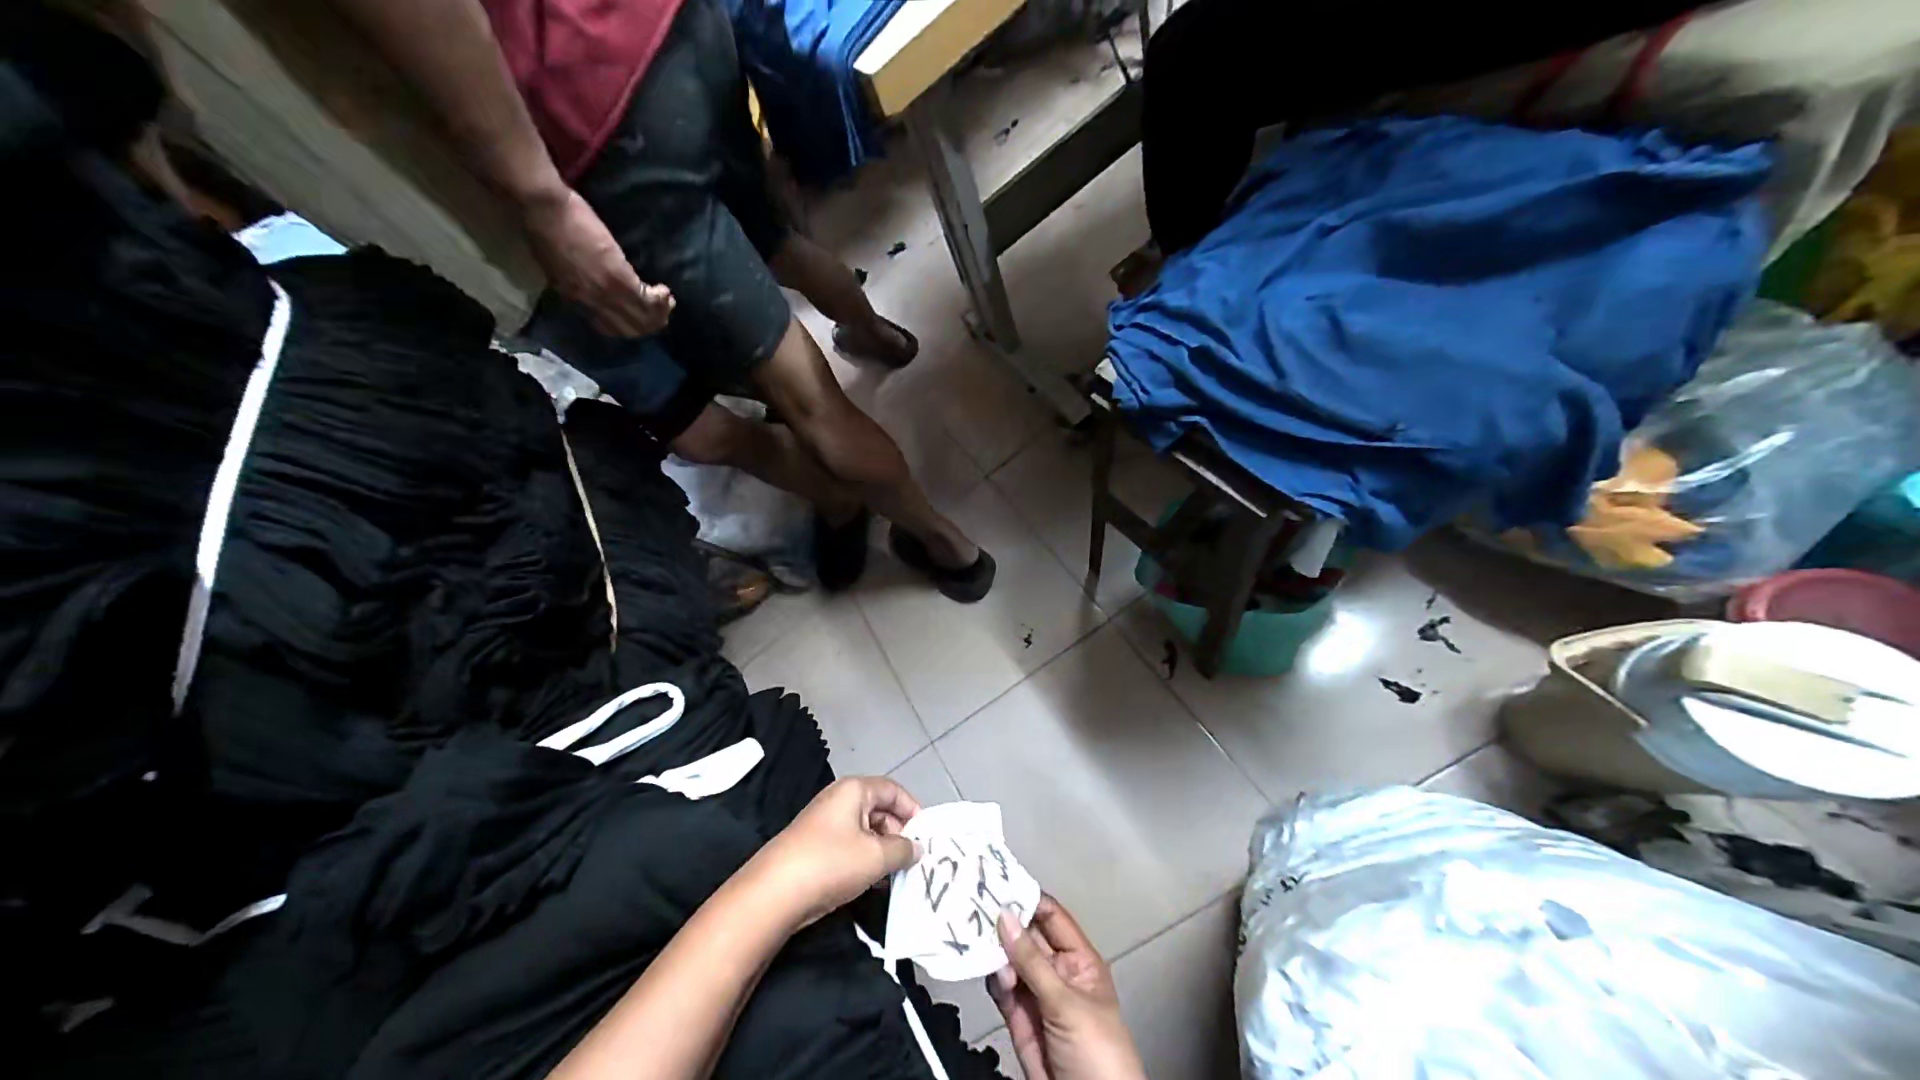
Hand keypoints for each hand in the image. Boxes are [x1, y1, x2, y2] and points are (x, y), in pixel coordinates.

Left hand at [519, 186, 673, 336]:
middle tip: (661, 308)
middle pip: (630, 329)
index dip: (630, 326)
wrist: (542, 206)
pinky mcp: (618, 276)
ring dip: (659, 311)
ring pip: (642, 318)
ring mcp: (606, 290)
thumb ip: (576, 281)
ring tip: (665, 298)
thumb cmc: (543, 225)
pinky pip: (647, 300)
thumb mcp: (555, 264)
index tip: (640, 312)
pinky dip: (660, 298)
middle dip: (650, 322)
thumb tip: (592, 287)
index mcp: (576, 299)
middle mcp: (592, 302)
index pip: (610, 328)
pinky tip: (663, 289)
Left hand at [748, 776, 920, 930]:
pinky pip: (850, 846)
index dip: (913, 810)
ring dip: (882, 850)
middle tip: (911, 860)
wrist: (774, 893)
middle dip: (898, 833)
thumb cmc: (831, 862)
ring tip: (894, 875)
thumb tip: (916, 847)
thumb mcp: (876, 856)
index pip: (893, 790)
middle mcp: (839, 799)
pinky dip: (864, 860)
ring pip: (865, 830)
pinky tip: (872, 883)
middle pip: (880, 809)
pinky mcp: (815, 847)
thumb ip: (903, 849)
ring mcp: (825, 823)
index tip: (926, 836)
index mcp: (854, 789)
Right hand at [988, 894, 1146, 1079]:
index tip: (999, 881)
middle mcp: (1057, 972)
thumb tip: (1004, 915)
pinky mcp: (1019, 1019)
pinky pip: (1002, 990)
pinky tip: (986, 970)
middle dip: (1004, 922)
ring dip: (995, 952)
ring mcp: (1037, 996)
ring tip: (979, 941)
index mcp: (1080, 960)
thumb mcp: (1067, 1003)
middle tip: (975, 903)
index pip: (1052, 917)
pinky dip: (992, 979)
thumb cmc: (1098, 1053)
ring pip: (1010, 961)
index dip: (1028, 899)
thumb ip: (1032, 962)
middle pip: (1027, 936)